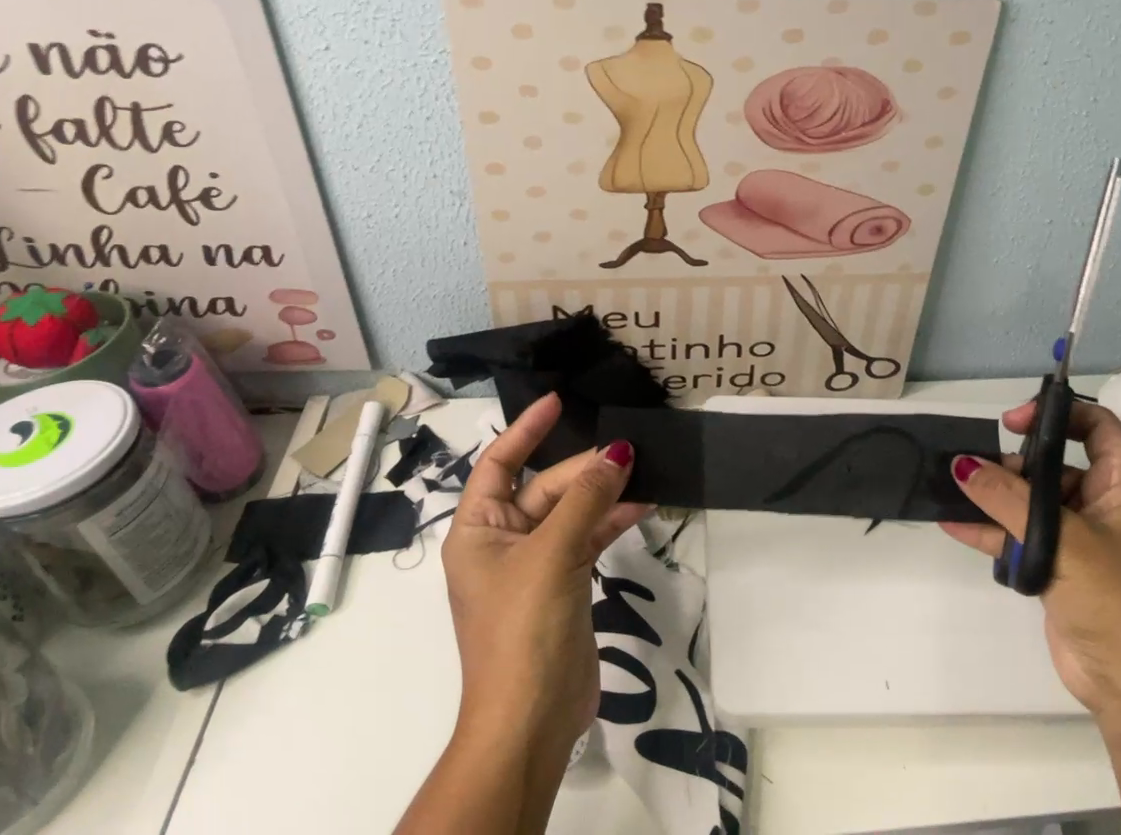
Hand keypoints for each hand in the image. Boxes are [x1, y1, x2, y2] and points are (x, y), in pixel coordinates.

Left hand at [442, 393, 651, 757]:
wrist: (530, 718)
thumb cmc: (523, 629)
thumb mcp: (551, 555)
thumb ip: (585, 500)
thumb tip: (617, 452)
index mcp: (477, 530)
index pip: (499, 464)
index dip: (526, 430)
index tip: (559, 402)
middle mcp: (501, 542)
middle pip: (543, 488)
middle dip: (582, 469)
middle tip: (627, 452)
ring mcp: (534, 566)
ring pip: (570, 514)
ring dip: (603, 495)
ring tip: (643, 471)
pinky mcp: (563, 587)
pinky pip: (587, 540)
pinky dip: (611, 523)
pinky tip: (643, 505)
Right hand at [939, 400, 1120, 724]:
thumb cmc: (1120, 603)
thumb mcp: (1065, 541)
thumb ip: (1009, 500)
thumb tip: (962, 464)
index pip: (1096, 426)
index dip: (1055, 415)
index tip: (1010, 424)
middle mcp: (1109, 506)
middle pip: (1055, 465)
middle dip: (1012, 464)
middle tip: (972, 470)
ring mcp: (1084, 541)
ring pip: (1032, 502)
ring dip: (994, 498)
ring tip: (951, 491)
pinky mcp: (1062, 570)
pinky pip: (1021, 537)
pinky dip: (991, 531)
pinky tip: (953, 524)